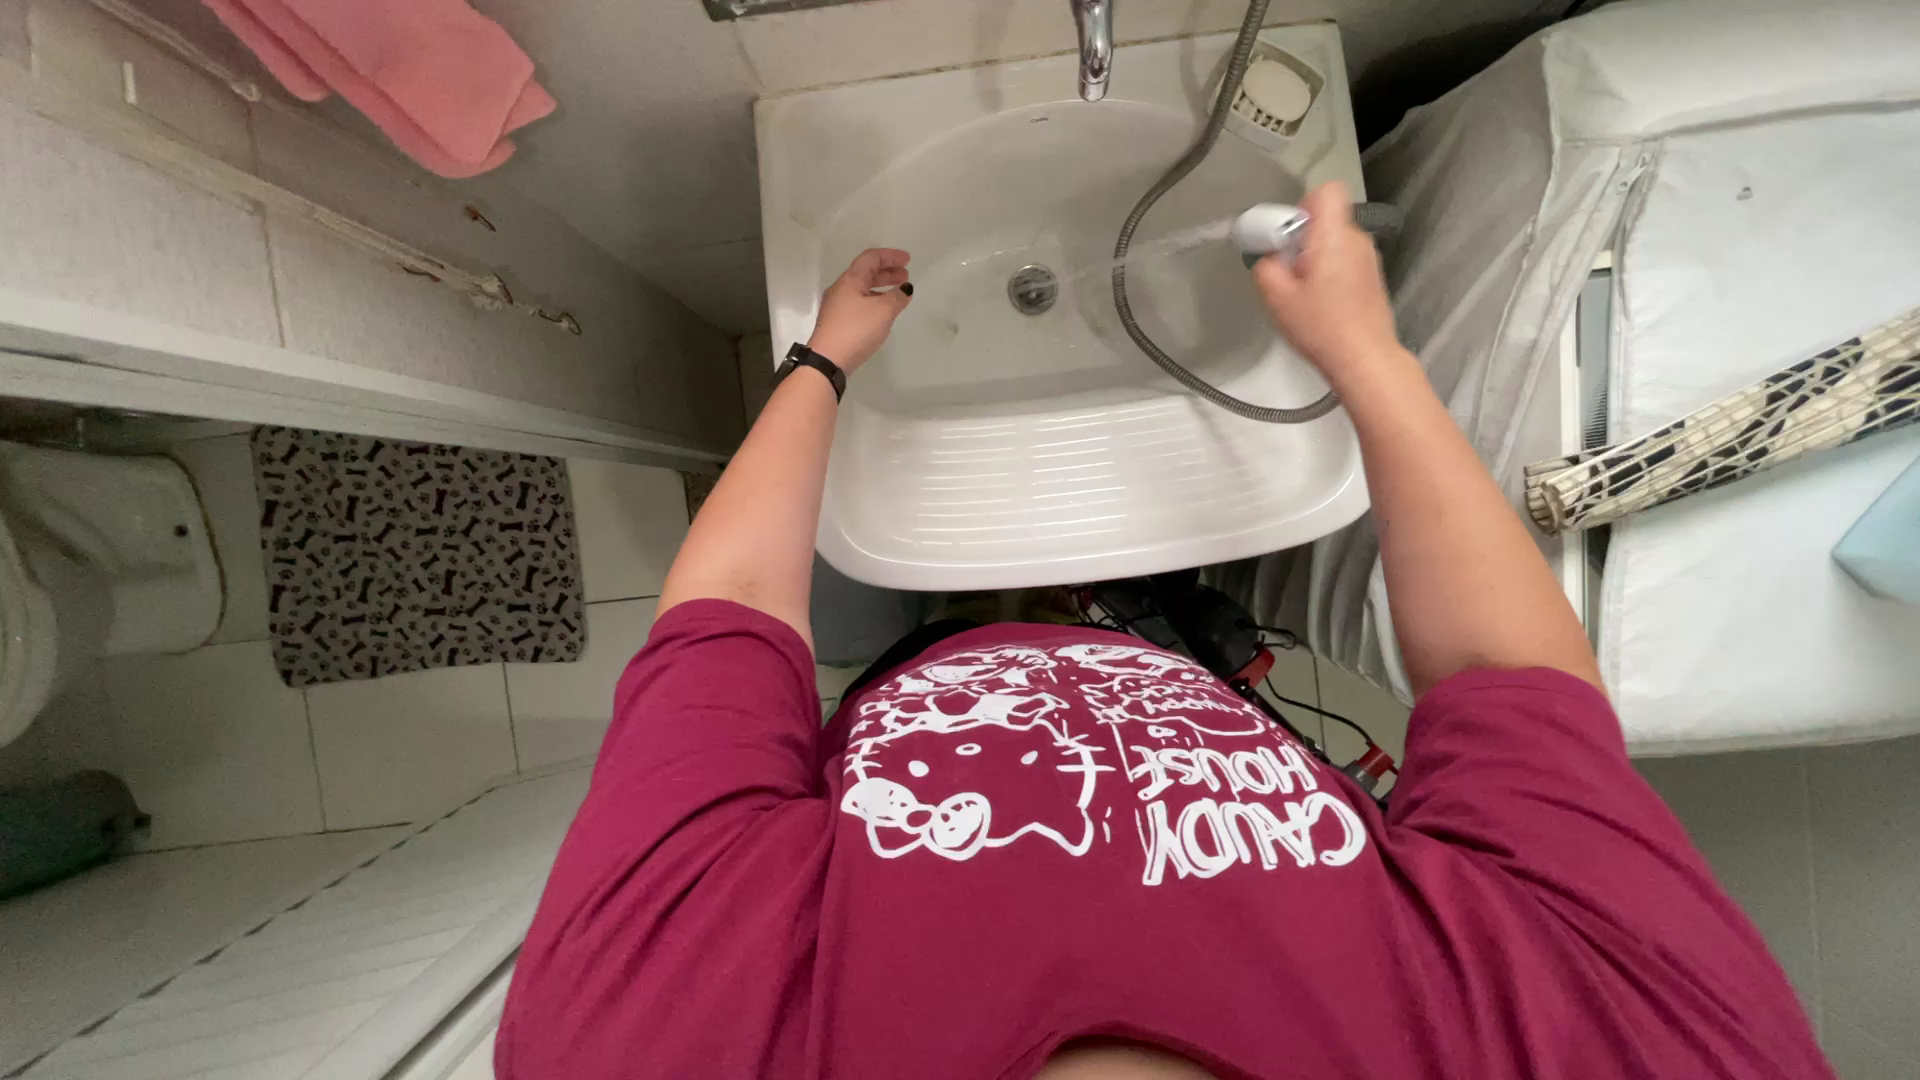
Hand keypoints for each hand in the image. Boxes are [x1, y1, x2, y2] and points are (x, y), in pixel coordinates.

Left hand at [808, 248, 912, 373]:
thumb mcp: (883, 311)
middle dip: (887, 272)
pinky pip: (859, 304)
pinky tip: (882, 313)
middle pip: (865, 273)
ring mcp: (837, 307)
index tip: (907, 260)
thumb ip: (897, 297)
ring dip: (881, 288)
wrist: (828, 360)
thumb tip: (905, 289)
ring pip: (862, 289)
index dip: (890, 256)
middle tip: (905, 276)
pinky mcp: (837, 323)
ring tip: (897, 295)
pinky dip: (874, 301)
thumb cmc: (856, 330)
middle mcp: (841, 289)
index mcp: (850, 280)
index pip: (871, 258)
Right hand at [1252, 182, 1406, 393]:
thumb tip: (1269, 256)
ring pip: (1334, 242)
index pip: (1326, 191)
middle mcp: (1356, 239)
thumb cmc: (1319, 326)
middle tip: (1288, 274)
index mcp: (1333, 237)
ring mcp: (1369, 257)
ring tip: (1304, 295)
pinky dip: (1329, 273)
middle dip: (1303, 239)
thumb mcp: (1276, 298)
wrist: (1364, 357)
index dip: (1302, 207)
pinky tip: (1320, 304)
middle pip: (1326, 220)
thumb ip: (1266, 267)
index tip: (1287, 238)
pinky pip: (1344, 260)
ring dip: (1315, 259)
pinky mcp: (1372, 276)